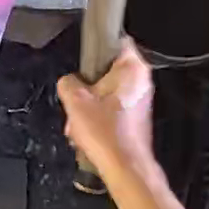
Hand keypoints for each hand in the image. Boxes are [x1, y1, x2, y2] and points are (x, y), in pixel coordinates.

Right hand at [57, 37, 156, 179]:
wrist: (125, 168)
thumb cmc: (104, 131)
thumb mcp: (75, 101)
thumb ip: (67, 82)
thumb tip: (70, 82)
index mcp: (132, 68)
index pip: (116, 40)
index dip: (96, 46)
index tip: (81, 59)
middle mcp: (141, 80)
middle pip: (107, 70)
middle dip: (86, 85)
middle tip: (75, 99)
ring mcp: (140, 100)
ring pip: (106, 92)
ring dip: (88, 105)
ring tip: (77, 122)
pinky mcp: (135, 117)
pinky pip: (111, 108)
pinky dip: (97, 117)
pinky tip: (86, 133)